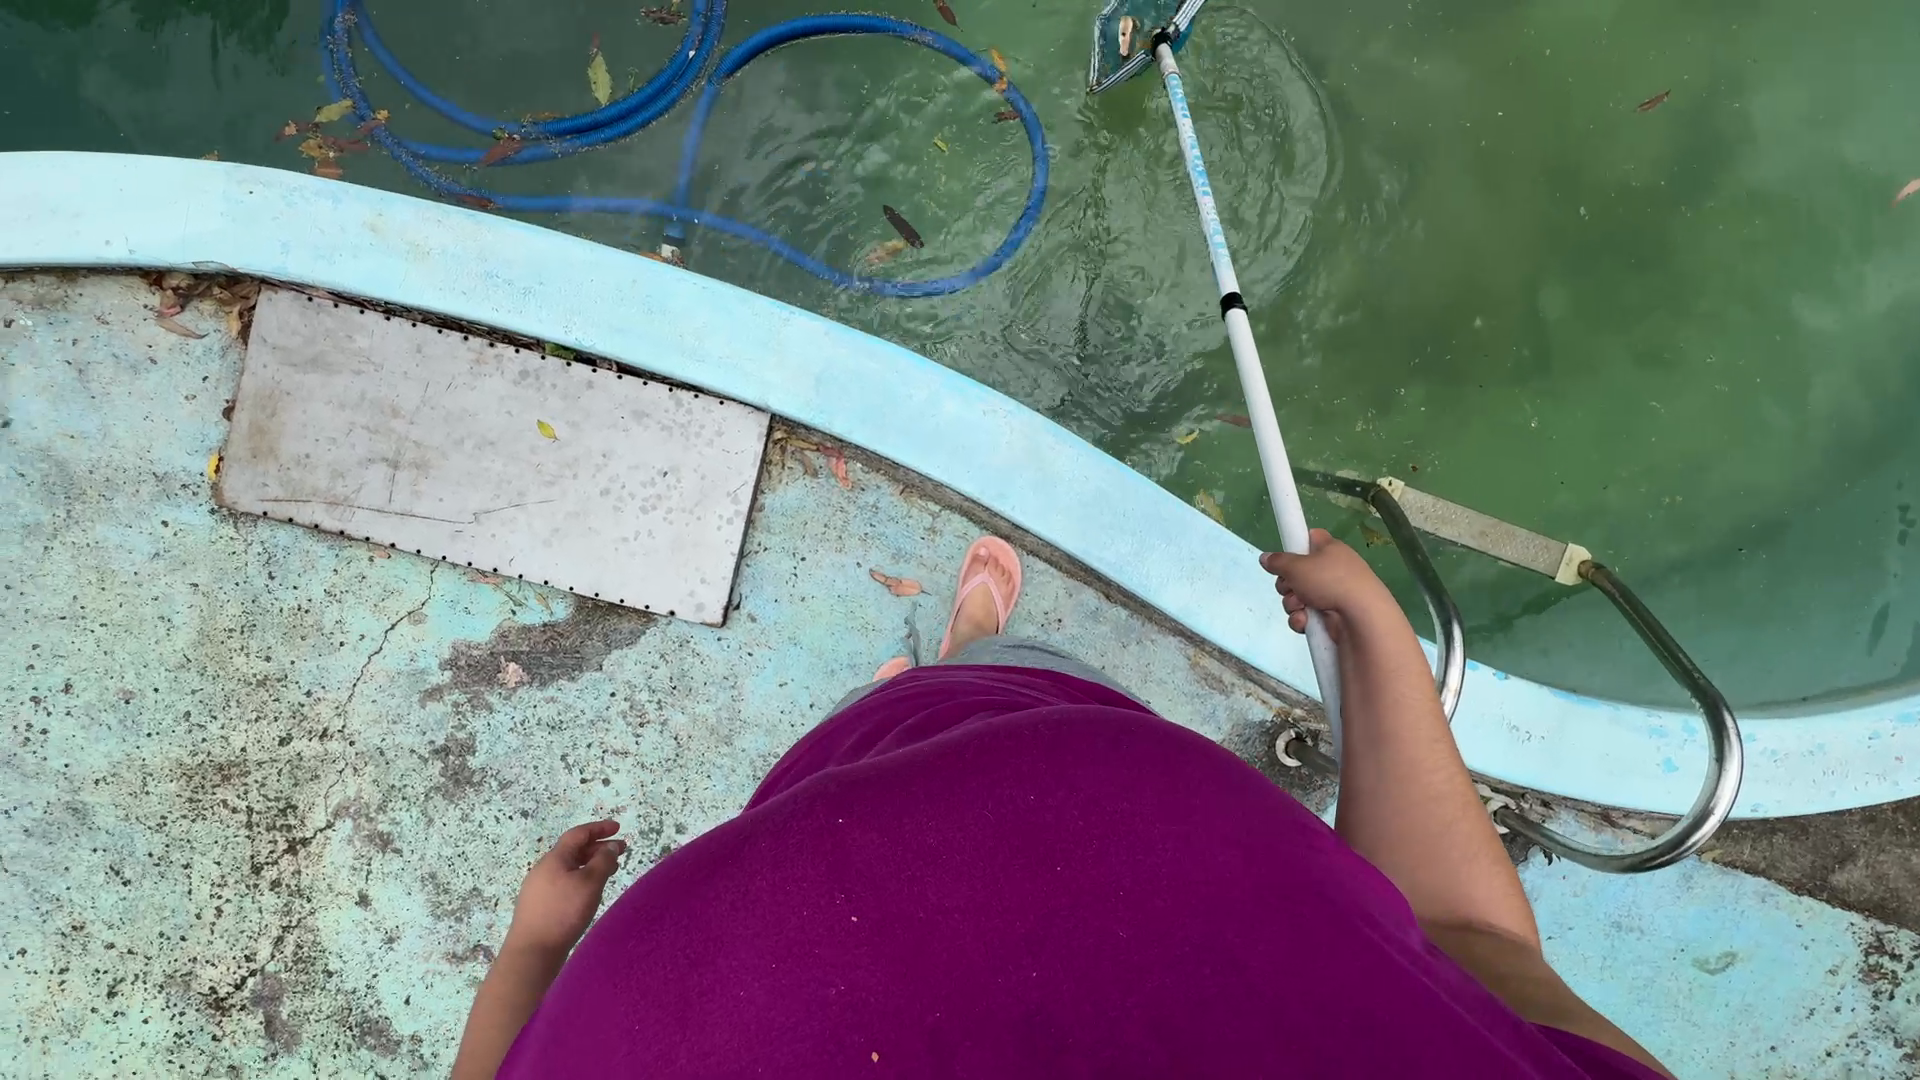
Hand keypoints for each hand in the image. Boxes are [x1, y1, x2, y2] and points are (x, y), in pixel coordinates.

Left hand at [504, 820, 626, 955]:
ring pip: (569, 867)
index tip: (618, 828)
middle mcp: (544, 869)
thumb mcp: (590, 883)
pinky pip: (564, 881)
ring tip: (611, 871)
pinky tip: (590, 891)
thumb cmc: (563, 913)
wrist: (531, 953)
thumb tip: (610, 846)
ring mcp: (538, 888)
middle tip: (621, 851)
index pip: (578, 834)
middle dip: (598, 847)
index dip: (599, 828)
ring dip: (591, 864)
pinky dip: (581, 878)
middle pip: (574, 850)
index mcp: (554, 859)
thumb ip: (603, 861)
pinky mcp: (539, 905)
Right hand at [1259, 528, 1395, 639]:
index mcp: (1330, 549)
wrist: (1361, 617)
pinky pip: (1306, 615)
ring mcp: (1332, 594)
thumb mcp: (1296, 566)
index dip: (1296, 543)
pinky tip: (1305, 621)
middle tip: (1289, 586)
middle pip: (1297, 572)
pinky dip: (1302, 619)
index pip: (1310, 538)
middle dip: (1286, 583)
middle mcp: (1332, 570)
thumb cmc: (1330, 581)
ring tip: (1300, 606)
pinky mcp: (1331, 616)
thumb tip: (1266, 558)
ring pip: (1298, 596)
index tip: (1286, 554)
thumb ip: (1277, 561)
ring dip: (1292, 603)